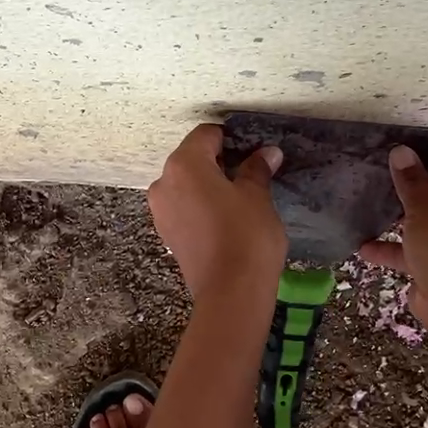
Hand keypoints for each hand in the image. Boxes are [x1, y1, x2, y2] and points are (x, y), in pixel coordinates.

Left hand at [147, 124, 287, 305]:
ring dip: (209, 183)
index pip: (206, 135)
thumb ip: (257, 169)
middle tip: (250, 173)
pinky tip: (224, 217)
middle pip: (192, 157)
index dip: (231, 138)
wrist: (230, 293)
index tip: (253, 150)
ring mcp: (160, 209)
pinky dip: (200, 203)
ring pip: (186, 182)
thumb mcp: (256, 196)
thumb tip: (267, 153)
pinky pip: (182, 204)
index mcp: (183, 164)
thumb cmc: (246, 235)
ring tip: (239, 197)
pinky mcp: (165, 232)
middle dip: (219, 160)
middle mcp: (163, 181)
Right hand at [357, 145, 427, 329]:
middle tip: (383, 177)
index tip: (400, 152)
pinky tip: (366, 248)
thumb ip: (411, 180)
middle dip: (415, 189)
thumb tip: (401, 152)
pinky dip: (400, 251)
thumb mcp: (425, 208)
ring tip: (372, 208)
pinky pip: (425, 254)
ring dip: (405, 221)